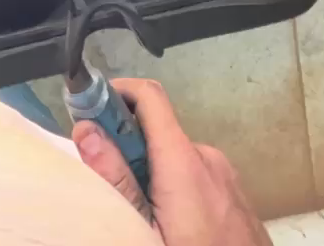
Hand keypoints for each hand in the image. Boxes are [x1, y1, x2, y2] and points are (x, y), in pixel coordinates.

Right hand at [73, 78, 271, 245]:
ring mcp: (226, 178)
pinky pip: (195, 177)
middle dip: (127, 150)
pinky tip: (174, 231)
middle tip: (111, 189)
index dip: (115, 93)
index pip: (148, 94)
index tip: (89, 114)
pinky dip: (175, 189)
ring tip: (145, 221)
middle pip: (156, 131)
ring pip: (173, 158)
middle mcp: (207, 158)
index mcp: (183, 160)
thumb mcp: (146, 235)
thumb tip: (86, 129)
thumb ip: (117, 181)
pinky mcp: (237, 199)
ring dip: (151, 175)